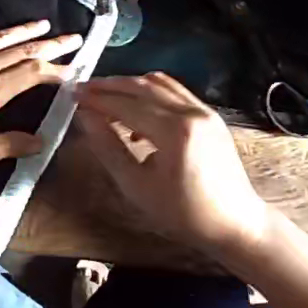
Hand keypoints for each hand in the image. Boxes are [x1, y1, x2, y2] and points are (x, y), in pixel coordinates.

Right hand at [74, 72, 272, 253]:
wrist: (235, 223)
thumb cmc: (182, 212)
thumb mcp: (135, 185)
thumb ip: (108, 147)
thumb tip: (85, 117)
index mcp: (174, 131)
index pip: (126, 104)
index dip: (96, 98)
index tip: (72, 95)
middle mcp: (192, 112)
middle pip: (142, 86)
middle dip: (109, 85)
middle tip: (82, 89)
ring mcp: (205, 111)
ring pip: (160, 84)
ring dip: (129, 86)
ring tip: (103, 95)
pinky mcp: (211, 116)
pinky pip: (174, 93)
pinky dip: (149, 95)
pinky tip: (134, 114)